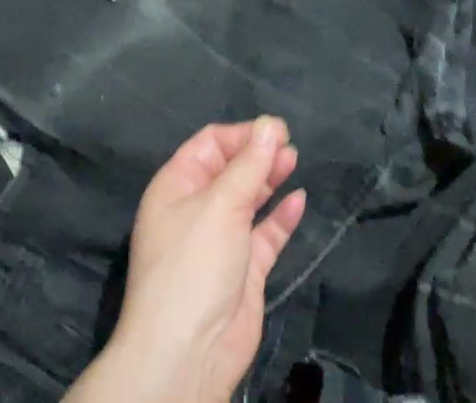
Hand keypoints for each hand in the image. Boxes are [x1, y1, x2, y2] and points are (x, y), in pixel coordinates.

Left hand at [67, 117, 308, 402]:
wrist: (189, 351)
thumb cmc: (194, 264)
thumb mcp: (220, 205)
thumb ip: (249, 165)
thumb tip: (270, 125)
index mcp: (176, 187)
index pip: (209, 145)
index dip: (241, 134)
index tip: (276, 130)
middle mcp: (196, 209)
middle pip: (230, 169)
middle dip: (258, 153)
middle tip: (290, 144)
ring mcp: (221, 240)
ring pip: (249, 198)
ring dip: (270, 178)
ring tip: (294, 160)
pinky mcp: (244, 268)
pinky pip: (265, 233)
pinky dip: (281, 215)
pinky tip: (299, 199)